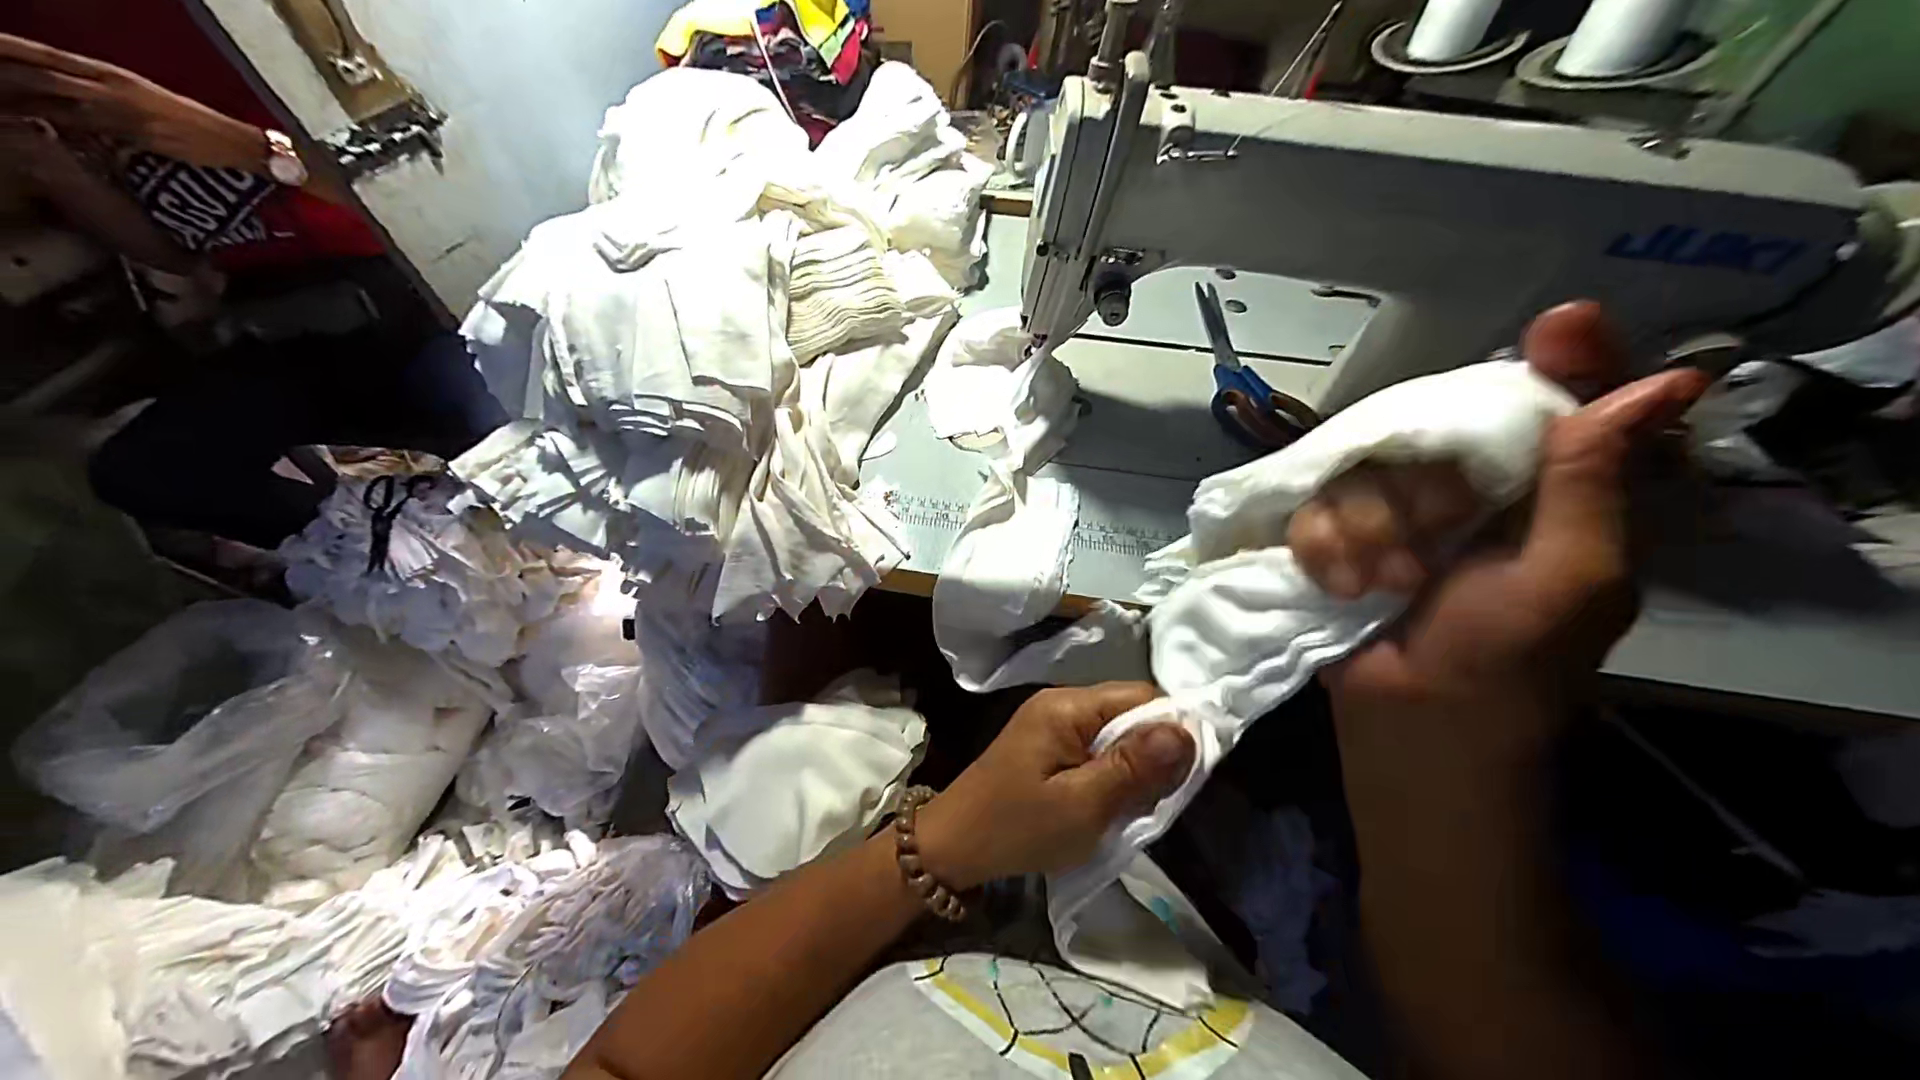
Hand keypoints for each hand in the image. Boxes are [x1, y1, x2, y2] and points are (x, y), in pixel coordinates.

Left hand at [0, 34, 265, 169]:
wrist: (244, 146)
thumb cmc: (207, 132)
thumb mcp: (155, 110)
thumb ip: (118, 108)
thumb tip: (80, 111)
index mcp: (111, 74)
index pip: (40, 54)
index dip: (3, 48)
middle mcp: (108, 85)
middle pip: (31, 69)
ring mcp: (119, 107)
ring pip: (44, 91)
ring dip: (10, 95)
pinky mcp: (132, 131)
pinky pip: (75, 124)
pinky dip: (43, 122)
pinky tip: (24, 124)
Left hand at [914, 683, 1194, 889]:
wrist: (953, 847)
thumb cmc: (1018, 827)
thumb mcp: (1083, 804)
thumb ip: (1135, 767)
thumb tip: (1188, 730)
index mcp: (1067, 706)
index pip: (1141, 697)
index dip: (1172, 729)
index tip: (1187, 775)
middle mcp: (1060, 704)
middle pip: (1128, 713)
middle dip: (1152, 752)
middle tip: (1160, 799)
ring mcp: (1051, 724)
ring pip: (1115, 734)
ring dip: (1133, 767)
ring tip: (1136, 806)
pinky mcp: (1046, 746)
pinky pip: (1095, 749)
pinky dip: (1111, 773)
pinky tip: (1112, 802)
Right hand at [1291, 303, 1711, 719]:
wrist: (1412, 723)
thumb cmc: (1510, 660)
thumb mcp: (1573, 577)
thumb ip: (1594, 486)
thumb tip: (1656, 385)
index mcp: (1537, 494)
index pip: (1558, 404)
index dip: (1566, 359)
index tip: (1562, 324)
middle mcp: (1461, 491)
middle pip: (1430, 431)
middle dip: (1422, 493)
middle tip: (1434, 542)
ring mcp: (1389, 513)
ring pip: (1358, 472)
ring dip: (1366, 533)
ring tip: (1384, 585)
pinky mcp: (1333, 537)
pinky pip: (1312, 508)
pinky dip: (1325, 549)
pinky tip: (1344, 586)